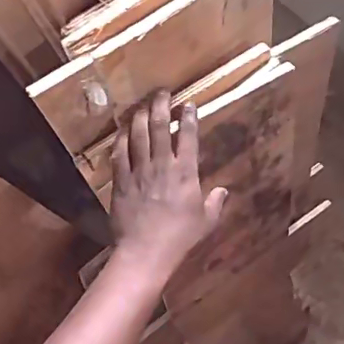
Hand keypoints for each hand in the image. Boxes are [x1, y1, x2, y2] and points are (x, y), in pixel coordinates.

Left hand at [111, 91, 227, 269]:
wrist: (146, 250)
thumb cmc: (180, 237)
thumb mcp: (206, 222)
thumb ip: (215, 203)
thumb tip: (223, 191)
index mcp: (186, 172)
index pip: (189, 136)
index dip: (188, 117)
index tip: (188, 104)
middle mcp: (162, 164)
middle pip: (160, 127)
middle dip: (161, 105)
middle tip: (161, 92)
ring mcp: (139, 170)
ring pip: (138, 134)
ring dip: (140, 116)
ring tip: (142, 104)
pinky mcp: (121, 180)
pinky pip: (120, 152)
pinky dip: (121, 138)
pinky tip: (122, 129)